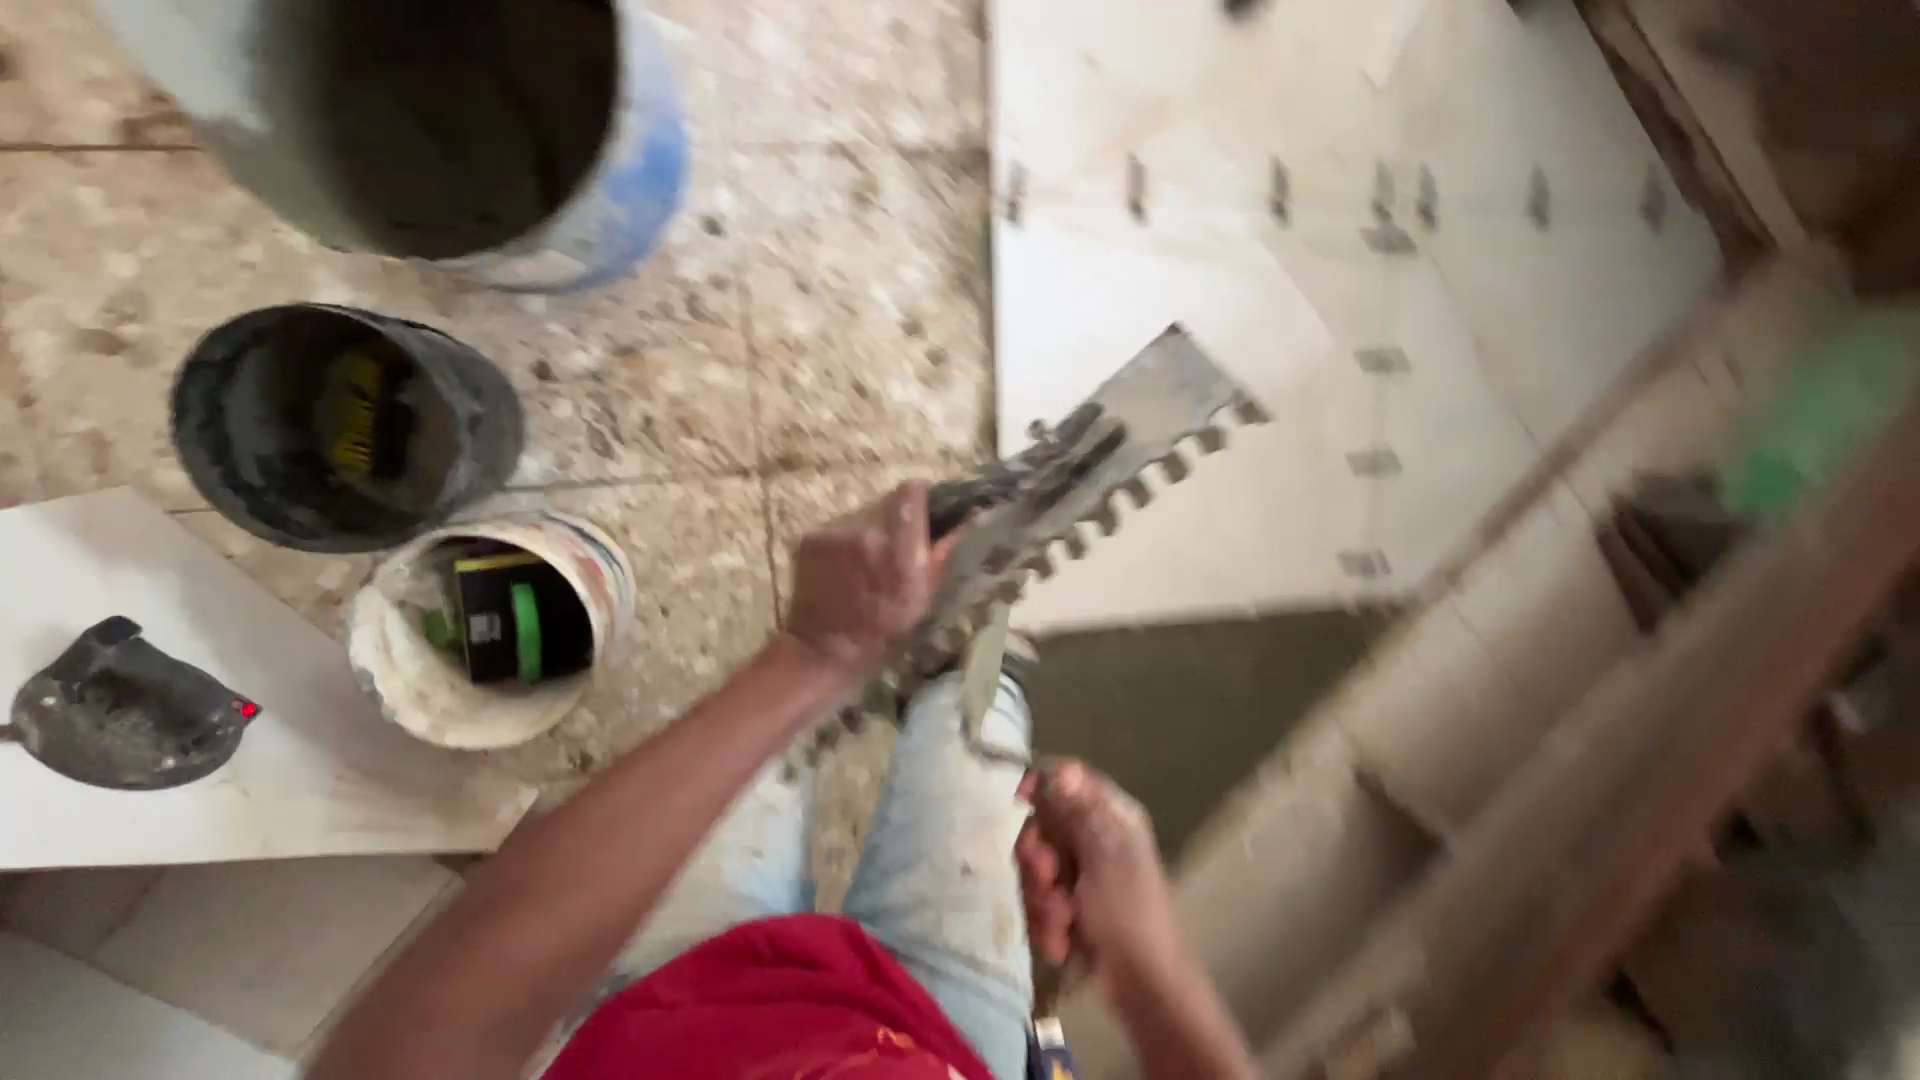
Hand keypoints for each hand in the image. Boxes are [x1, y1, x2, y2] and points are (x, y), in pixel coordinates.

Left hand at [784, 482, 954, 676]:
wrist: (824, 650)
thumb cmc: (884, 630)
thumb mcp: (924, 596)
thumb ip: (944, 552)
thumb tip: (971, 515)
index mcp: (899, 549)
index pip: (911, 492)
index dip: (918, 501)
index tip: (921, 518)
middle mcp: (865, 533)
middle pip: (886, 500)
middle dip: (895, 518)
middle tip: (895, 545)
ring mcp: (834, 533)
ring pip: (862, 513)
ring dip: (870, 529)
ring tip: (867, 560)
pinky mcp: (810, 537)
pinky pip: (838, 526)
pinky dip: (846, 540)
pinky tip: (844, 566)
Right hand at [1017, 760, 1185, 991]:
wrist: (1145, 985)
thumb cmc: (1129, 914)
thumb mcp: (1105, 857)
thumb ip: (1082, 812)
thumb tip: (1063, 767)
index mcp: (1113, 818)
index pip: (1070, 781)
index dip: (1042, 784)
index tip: (1018, 798)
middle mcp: (1096, 839)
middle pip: (1044, 827)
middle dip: (1039, 860)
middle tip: (1049, 880)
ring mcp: (1082, 875)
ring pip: (1037, 868)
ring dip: (1042, 899)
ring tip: (1062, 921)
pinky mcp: (1070, 907)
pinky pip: (1039, 901)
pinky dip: (1046, 923)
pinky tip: (1060, 941)